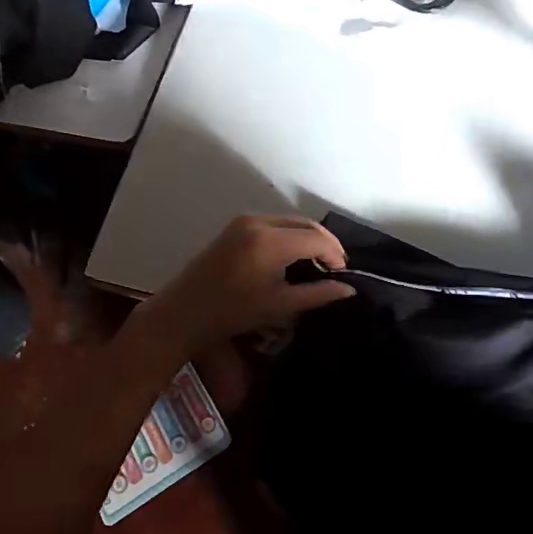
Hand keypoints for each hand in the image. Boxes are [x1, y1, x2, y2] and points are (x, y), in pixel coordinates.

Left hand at [133, 215, 355, 355]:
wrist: (184, 312)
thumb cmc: (233, 313)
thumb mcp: (280, 306)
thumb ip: (318, 294)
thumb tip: (348, 288)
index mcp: (270, 242)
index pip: (316, 239)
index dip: (335, 254)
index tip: (343, 274)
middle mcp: (259, 222)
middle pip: (306, 224)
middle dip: (325, 243)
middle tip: (336, 267)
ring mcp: (245, 220)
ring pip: (291, 222)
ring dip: (309, 238)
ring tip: (318, 262)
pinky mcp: (237, 225)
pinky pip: (275, 223)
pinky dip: (291, 235)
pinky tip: (295, 255)